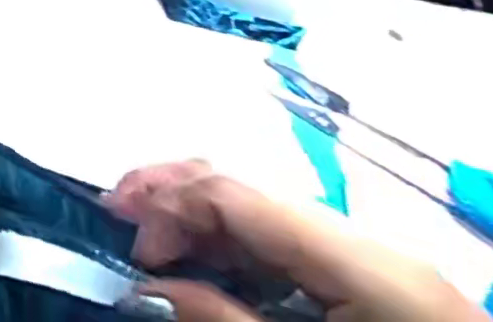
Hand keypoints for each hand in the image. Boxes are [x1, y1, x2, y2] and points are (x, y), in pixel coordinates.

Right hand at [104, 161, 490, 321]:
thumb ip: (220, 320)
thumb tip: (141, 289)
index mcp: (358, 255)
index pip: (229, 191)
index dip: (165, 206)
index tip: (133, 250)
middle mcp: (364, 239)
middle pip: (239, 184)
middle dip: (167, 191)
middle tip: (115, 214)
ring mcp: (374, 260)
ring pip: (255, 205)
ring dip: (192, 214)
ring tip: (149, 236)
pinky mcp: (378, 284)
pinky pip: (282, 239)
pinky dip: (230, 241)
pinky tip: (203, 258)